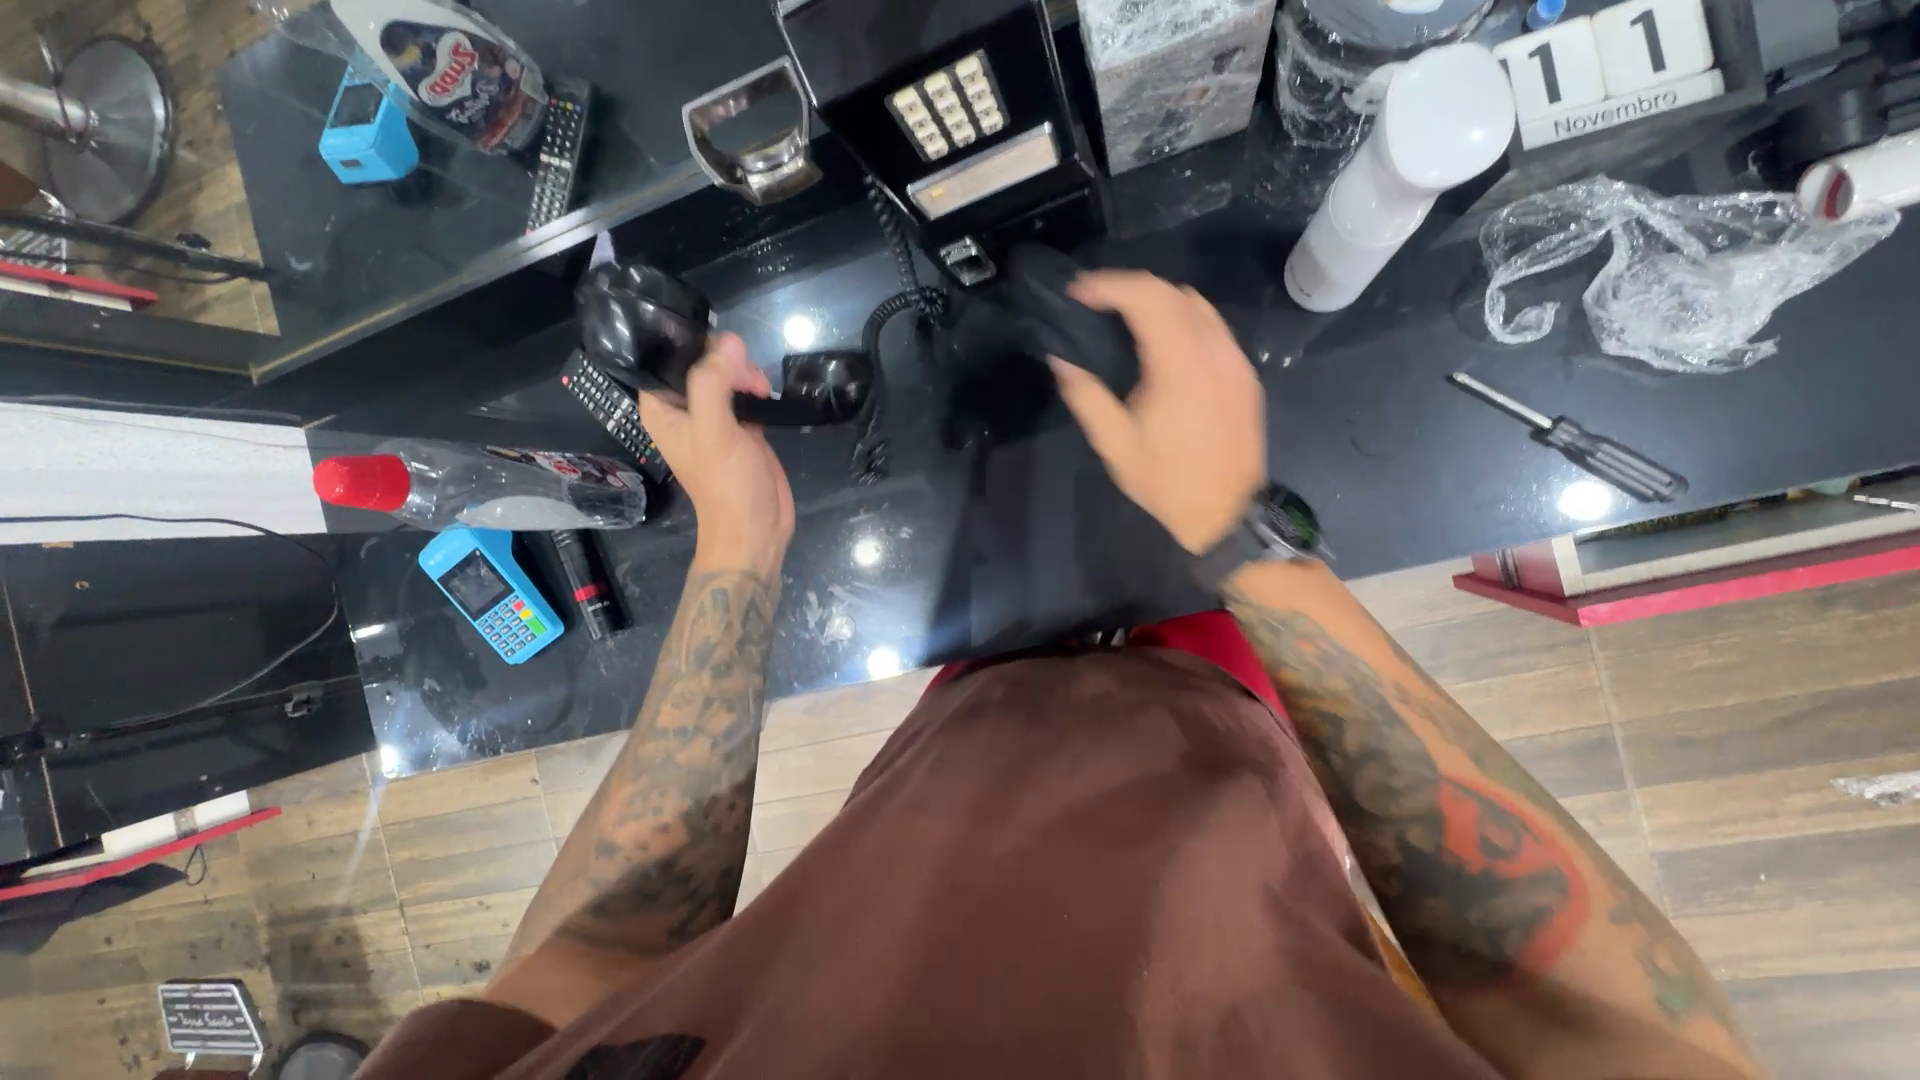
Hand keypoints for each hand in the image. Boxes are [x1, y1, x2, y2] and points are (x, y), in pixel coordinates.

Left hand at [638, 332, 794, 575]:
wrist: (756, 529)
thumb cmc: (727, 485)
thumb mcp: (715, 432)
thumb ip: (714, 383)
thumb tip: (731, 342)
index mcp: (662, 409)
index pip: (665, 358)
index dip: (691, 344)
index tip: (720, 344)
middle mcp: (684, 409)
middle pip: (701, 361)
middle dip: (726, 359)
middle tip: (747, 377)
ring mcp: (714, 417)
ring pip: (725, 373)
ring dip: (744, 371)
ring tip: (760, 389)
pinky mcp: (740, 426)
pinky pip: (743, 391)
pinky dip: (754, 387)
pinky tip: (765, 394)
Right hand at [1048, 271, 1265, 554]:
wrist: (1227, 512)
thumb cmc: (1167, 482)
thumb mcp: (1116, 445)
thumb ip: (1086, 395)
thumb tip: (1060, 358)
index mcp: (1180, 366)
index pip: (1146, 297)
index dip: (1107, 285)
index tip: (1077, 294)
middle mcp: (1214, 351)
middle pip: (1171, 291)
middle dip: (1129, 288)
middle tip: (1094, 304)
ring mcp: (1235, 360)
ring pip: (1197, 304)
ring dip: (1158, 300)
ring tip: (1125, 319)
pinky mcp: (1245, 373)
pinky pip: (1213, 326)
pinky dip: (1182, 319)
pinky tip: (1162, 343)